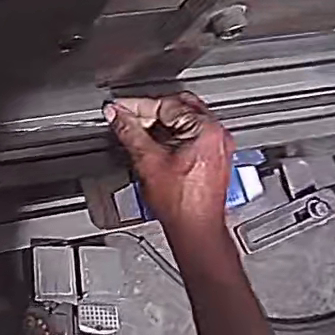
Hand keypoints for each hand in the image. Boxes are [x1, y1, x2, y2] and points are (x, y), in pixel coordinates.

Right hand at [106, 93, 235, 236]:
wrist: (195, 230)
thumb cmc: (181, 204)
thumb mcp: (147, 161)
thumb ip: (129, 132)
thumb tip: (116, 114)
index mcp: (206, 129)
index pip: (166, 104)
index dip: (138, 106)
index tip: (120, 108)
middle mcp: (217, 135)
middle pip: (179, 107)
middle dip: (151, 111)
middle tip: (128, 117)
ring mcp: (218, 147)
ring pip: (185, 121)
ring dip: (160, 124)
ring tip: (138, 133)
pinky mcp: (215, 159)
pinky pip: (192, 136)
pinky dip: (172, 136)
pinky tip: (154, 146)